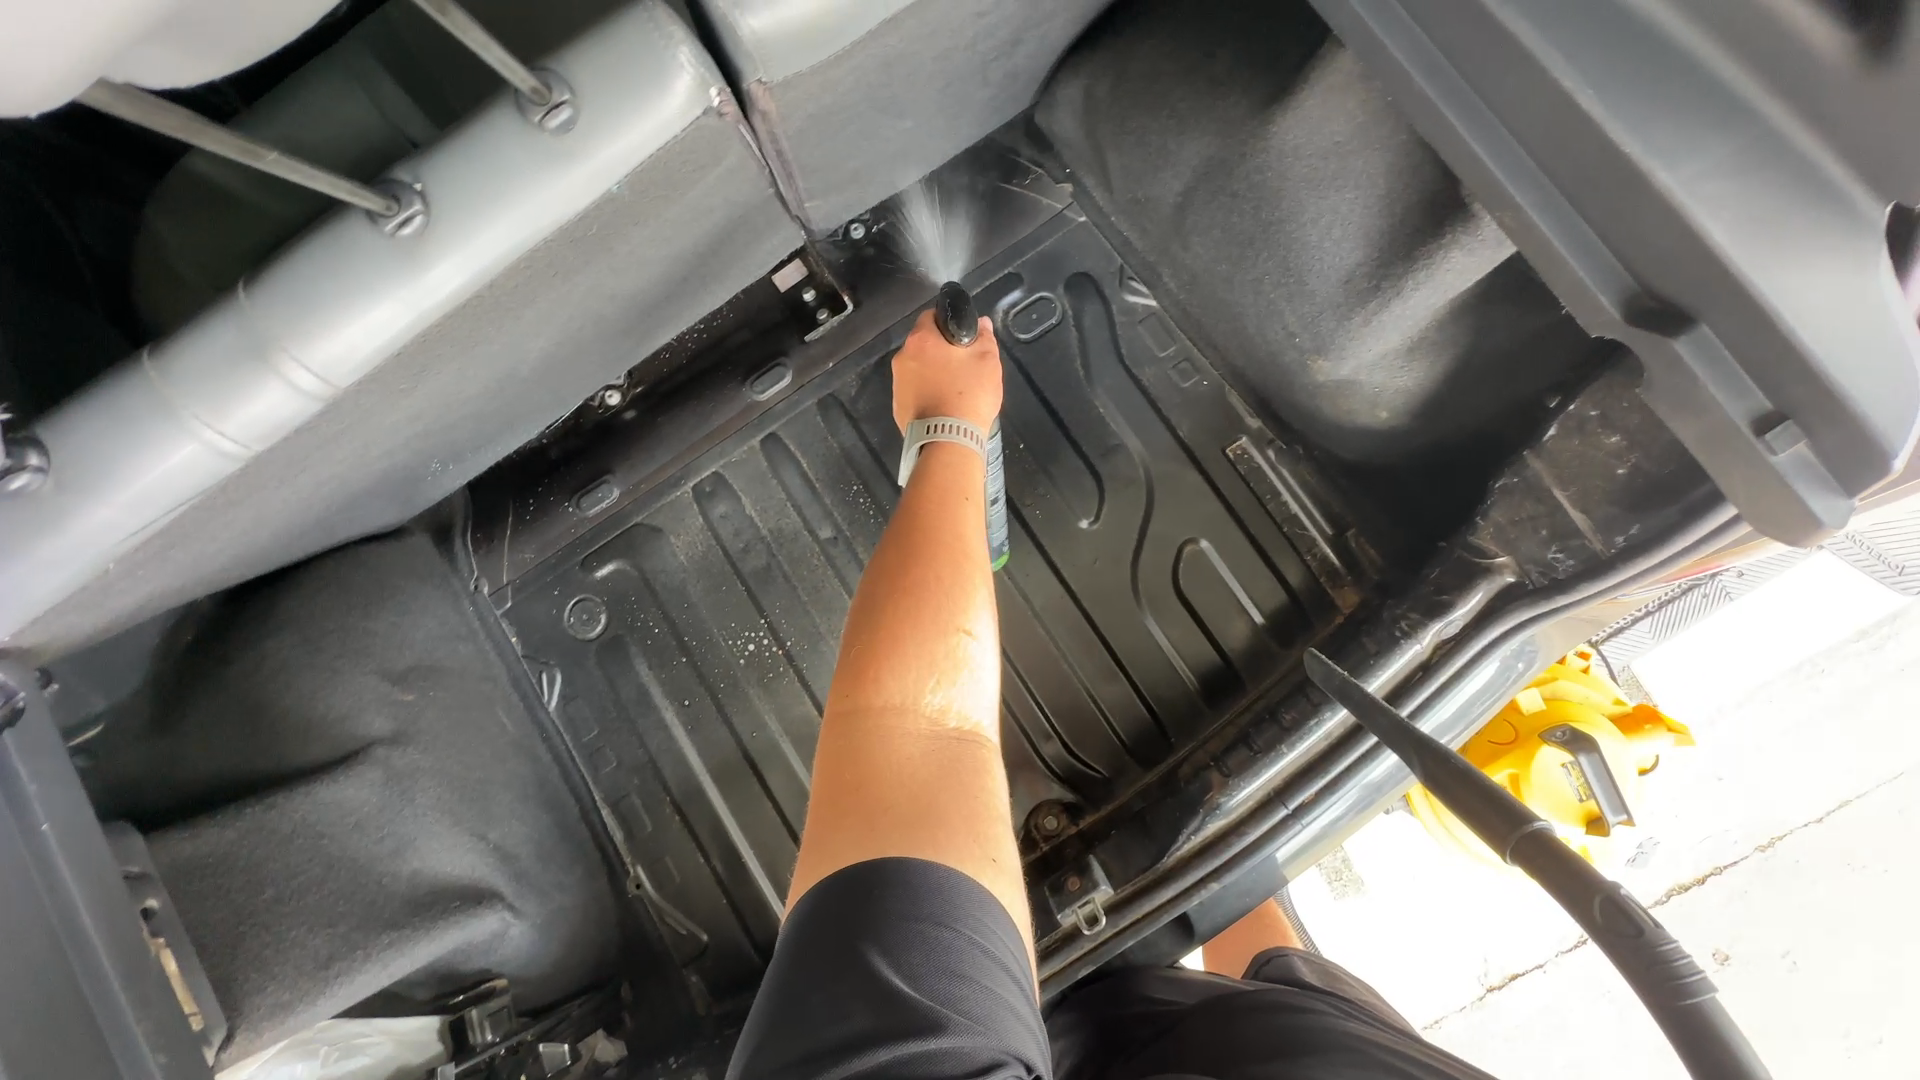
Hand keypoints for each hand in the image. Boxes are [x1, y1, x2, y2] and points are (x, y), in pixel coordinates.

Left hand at [891, 309, 1002, 433]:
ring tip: (954, 390)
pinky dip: (926, 395)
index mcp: (921, 340)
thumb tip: (981, 323)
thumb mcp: (987, 361)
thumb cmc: (969, 395)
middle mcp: (902, 358)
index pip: (931, 316)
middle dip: (940, 351)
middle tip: (963, 365)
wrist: (948, 441)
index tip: (963, 337)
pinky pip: (914, 393)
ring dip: (932, 374)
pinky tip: (943, 407)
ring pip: (917, 370)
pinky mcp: (898, 408)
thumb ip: (984, 337)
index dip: (948, 323)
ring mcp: (896, 385)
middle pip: (922, 345)